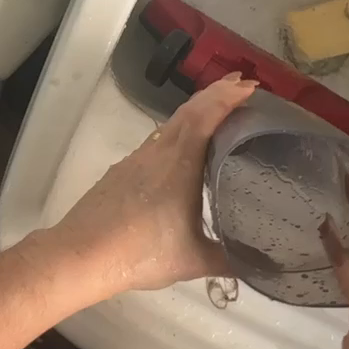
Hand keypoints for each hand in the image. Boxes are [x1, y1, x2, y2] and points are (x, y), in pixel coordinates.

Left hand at [36, 74, 258, 295]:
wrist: (83, 251)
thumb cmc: (140, 252)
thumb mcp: (194, 260)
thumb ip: (231, 259)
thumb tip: (264, 264)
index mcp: (177, 164)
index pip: (204, 117)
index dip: (227, 97)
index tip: (249, 85)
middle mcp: (156, 153)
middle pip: (187, 112)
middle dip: (215, 95)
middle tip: (241, 87)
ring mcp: (136, 160)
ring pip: (169, 125)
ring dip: (195, 112)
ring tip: (220, 113)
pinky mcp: (122, 170)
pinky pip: (156, 141)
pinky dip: (177, 132)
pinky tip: (184, 150)